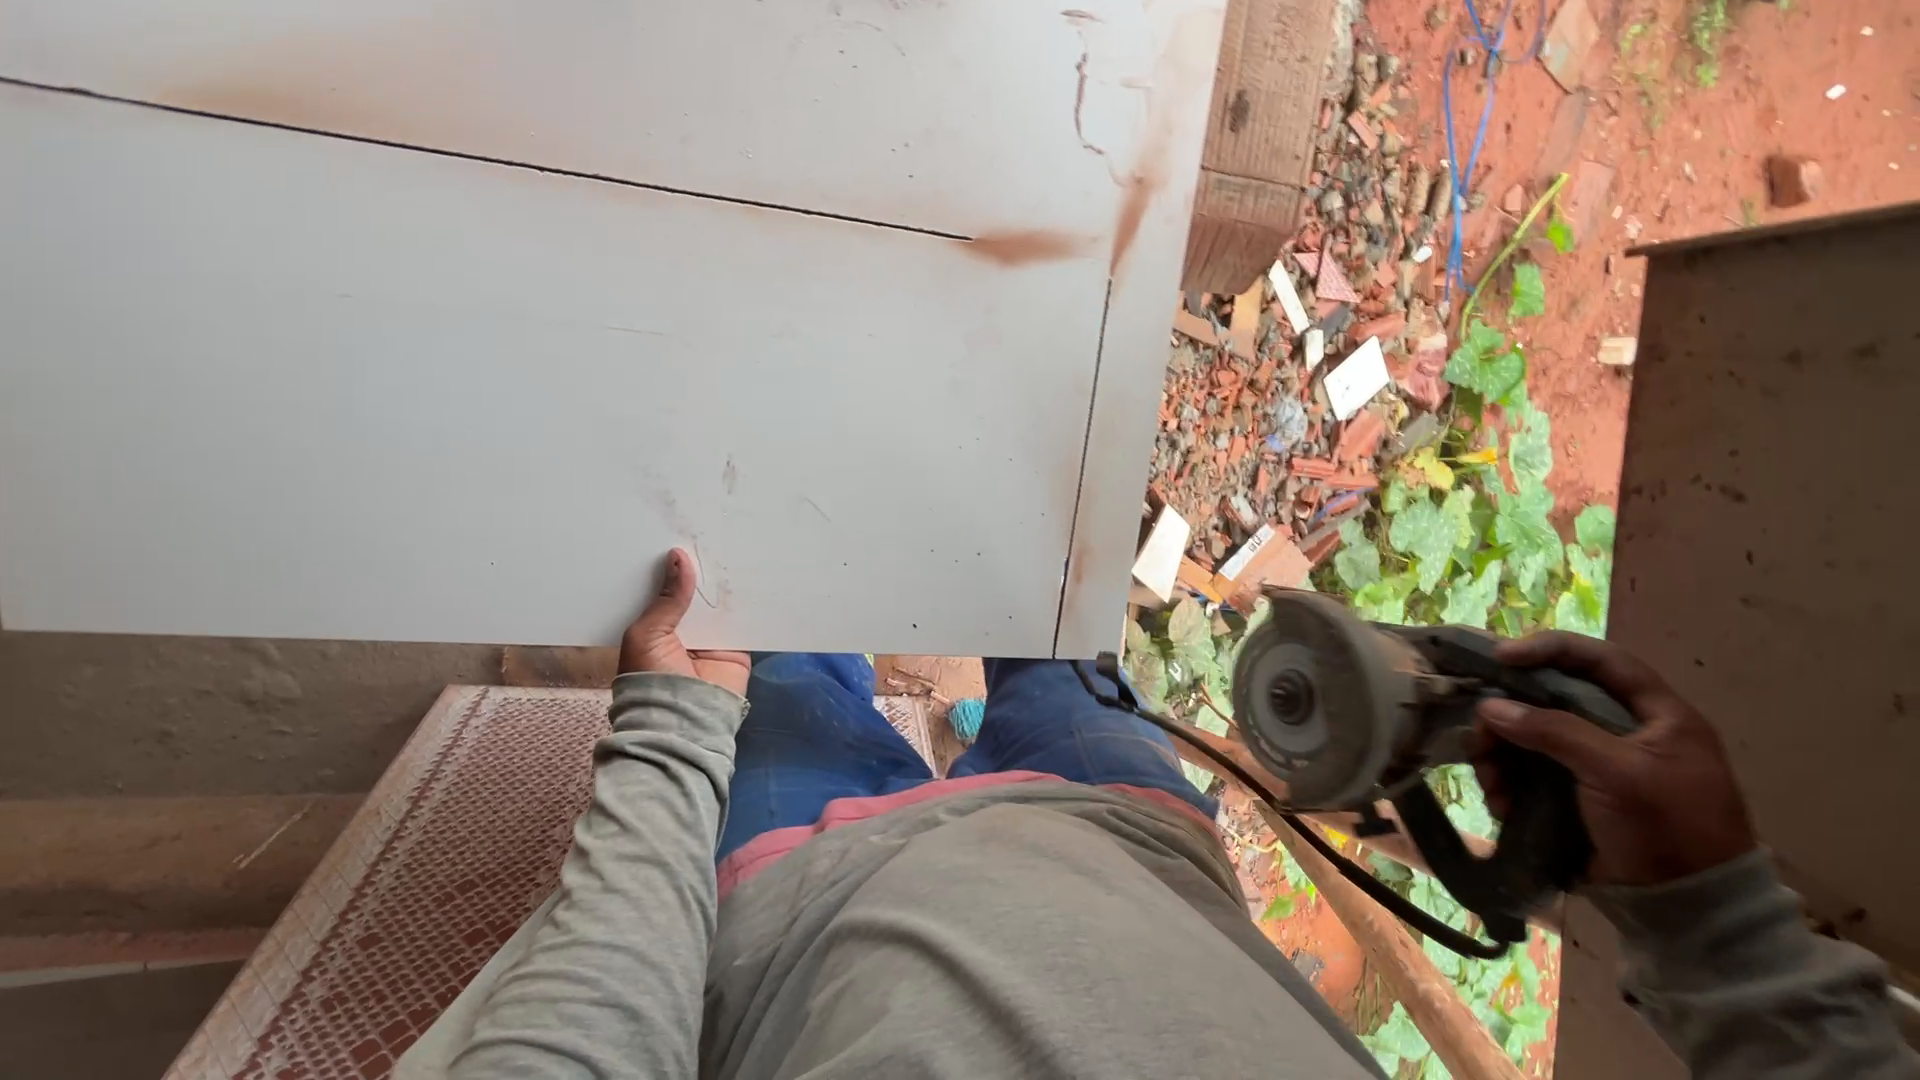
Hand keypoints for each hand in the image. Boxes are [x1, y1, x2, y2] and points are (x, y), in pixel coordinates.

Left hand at [618, 548, 750, 697]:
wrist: (683, 719)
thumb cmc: (652, 678)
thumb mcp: (648, 634)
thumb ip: (667, 598)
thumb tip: (678, 557)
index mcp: (656, 629)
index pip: (667, 592)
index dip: (674, 569)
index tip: (682, 538)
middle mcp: (685, 632)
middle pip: (696, 596)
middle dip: (703, 572)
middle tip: (711, 536)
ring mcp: (712, 640)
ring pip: (721, 606)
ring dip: (727, 585)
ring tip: (735, 547)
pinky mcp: (737, 649)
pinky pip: (745, 622)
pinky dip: (750, 604)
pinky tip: (754, 576)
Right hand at [1471, 632, 1755, 886]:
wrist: (1687, 911)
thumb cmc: (1669, 830)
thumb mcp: (1619, 773)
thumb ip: (1556, 732)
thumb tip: (1490, 707)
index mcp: (1657, 716)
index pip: (1600, 660)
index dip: (1549, 649)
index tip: (1500, 656)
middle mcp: (1624, 731)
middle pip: (1550, 699)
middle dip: (1509, 716)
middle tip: (1480, 734)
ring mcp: (1595, 763)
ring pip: (1529, 736)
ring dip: (1501, 755)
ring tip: (1492, 786)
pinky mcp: (1572, 793)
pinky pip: (1525, 771)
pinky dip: (1507, 783)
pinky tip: (1502, 804)